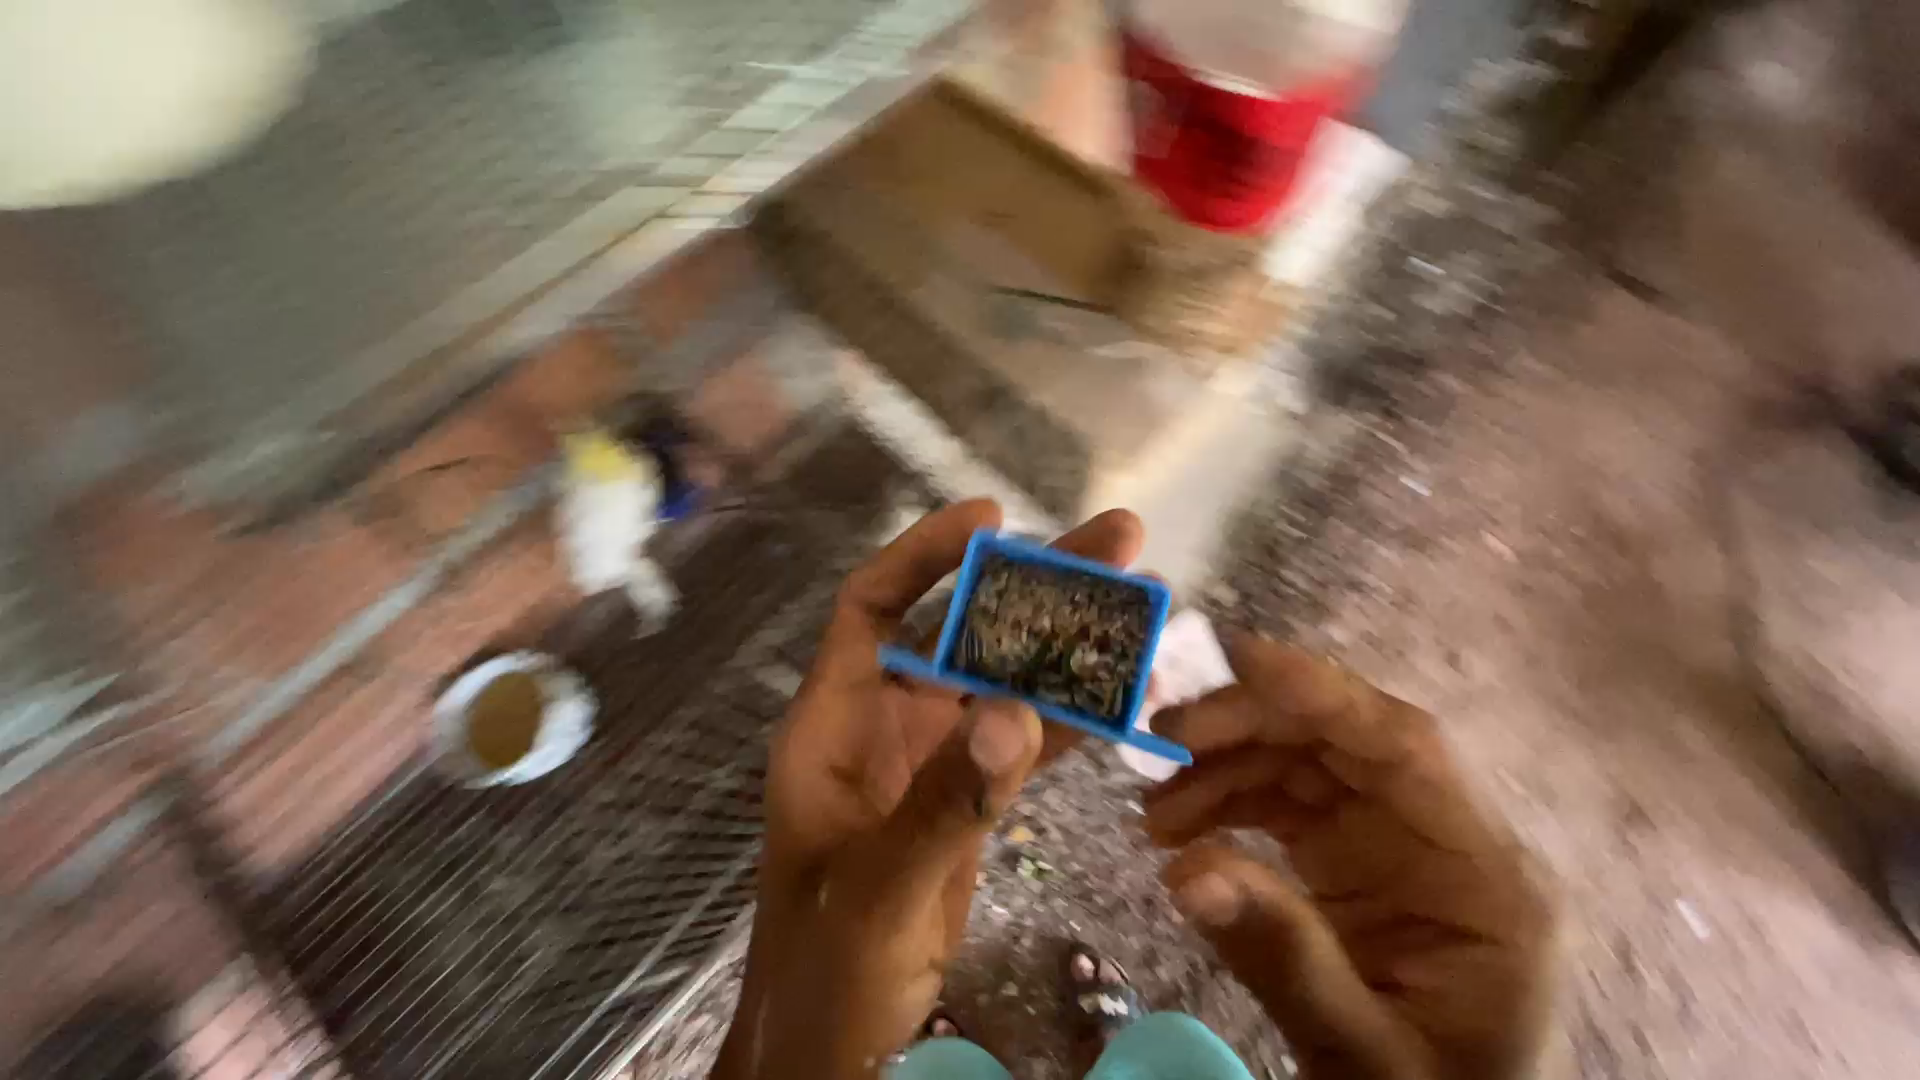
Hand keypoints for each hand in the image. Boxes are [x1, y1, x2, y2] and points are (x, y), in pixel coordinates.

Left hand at [712, 500, 1145, 1079]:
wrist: (832, 1045)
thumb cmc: (824, 968)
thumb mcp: (875, 888)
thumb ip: (941, 805)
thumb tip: (1015, 714)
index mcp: (834, 722)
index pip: (873, 607)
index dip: (925, 554)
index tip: (992, 518)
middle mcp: (885, 724)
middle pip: (963, 632)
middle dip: (1034, 587)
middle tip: (1117, 543)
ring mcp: (931, 761)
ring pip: (1005, 682)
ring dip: (1068, 646)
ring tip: (1143, 603)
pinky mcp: (967, 800)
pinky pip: (1026, 743)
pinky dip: (1074, 720)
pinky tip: (1129, 694)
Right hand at [1146, 634, 1556, 1079]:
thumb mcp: (1365, 1053)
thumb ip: (1285, 958)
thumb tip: (1185, 871)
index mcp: (1483, 871)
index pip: (1404, 745)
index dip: (1319, 690)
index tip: (1230, 657)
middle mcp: (1440, 833)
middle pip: (1339, 738)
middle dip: (1245, 723)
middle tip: (1159, 737)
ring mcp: (1392, 839)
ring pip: (1301, 759)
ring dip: (1222, 765)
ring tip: (1152, 812)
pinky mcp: (1352, 853)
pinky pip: (1283, 797)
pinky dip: (1225, 799)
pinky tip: (1178, 830)